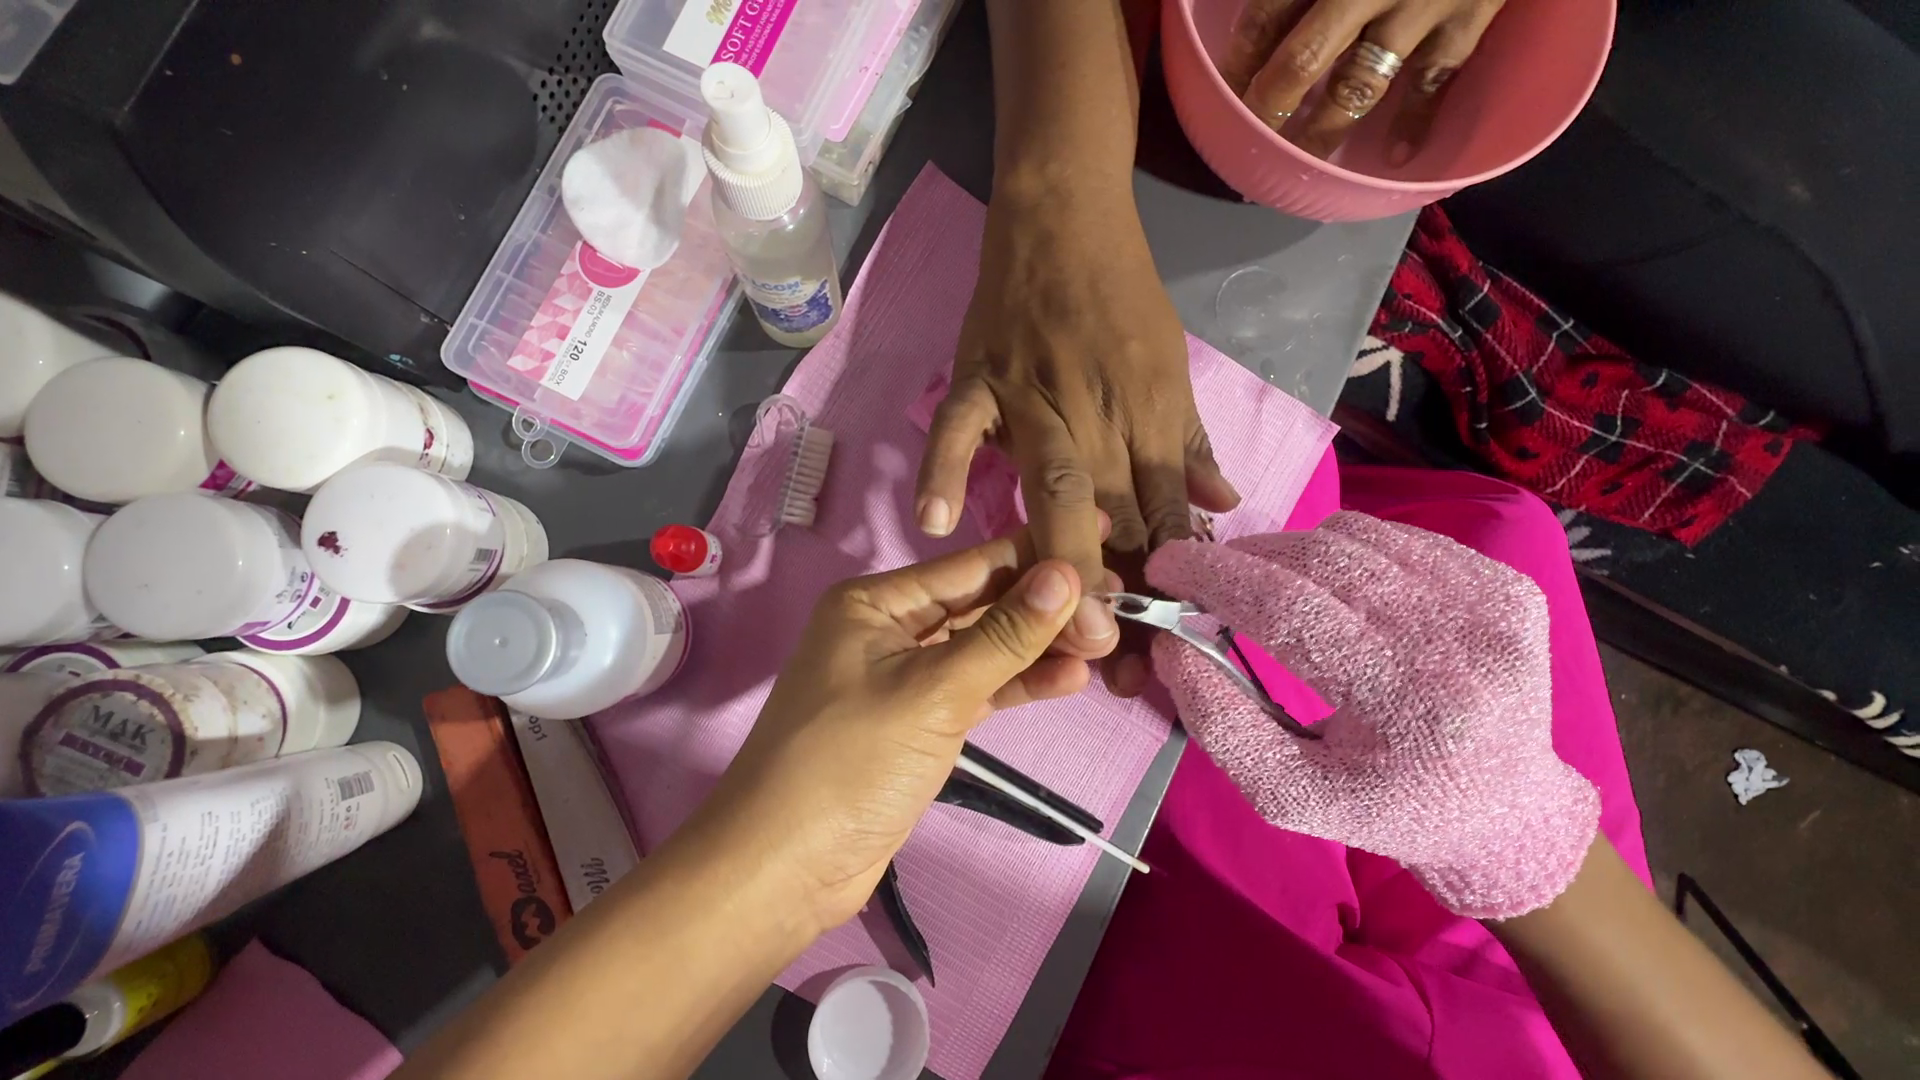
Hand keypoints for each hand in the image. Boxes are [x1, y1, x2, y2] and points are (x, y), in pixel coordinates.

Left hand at [695, 533, 1086, 931]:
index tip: (1100, 543)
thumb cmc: (850, 762)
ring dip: (1039, 648)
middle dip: (1045, 607)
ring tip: (1106, 645)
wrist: (787, 866)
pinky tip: (1069, 680)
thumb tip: (1066, 574)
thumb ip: (1003, 635)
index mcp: (875, 602)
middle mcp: (890, 628)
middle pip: (981, 605)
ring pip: (985, 649)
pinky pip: (978, 689)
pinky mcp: (921, 721)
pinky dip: (1017, 685)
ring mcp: (907, 676)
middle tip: (1117, 606)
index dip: (1036, 557)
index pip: (970, 566)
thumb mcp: (932, 692)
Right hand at [915, 182, 1239, 690]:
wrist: (1063, 214)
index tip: (1167, 645)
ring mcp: (1034, 396)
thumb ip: (1190, 439)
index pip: (1165, 509)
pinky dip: (944, 469)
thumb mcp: (1171, 362)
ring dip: (1061, 557)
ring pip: (1052, 485)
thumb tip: (1220, 505)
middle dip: (1121, 593)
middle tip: (1118, 669)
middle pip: (1116, 515)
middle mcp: (1099, 416)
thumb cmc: (1121, 292)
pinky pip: (958, 429)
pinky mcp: (979, 377)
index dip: (1169, 578)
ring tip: (1060, 632)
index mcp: (1149, 413)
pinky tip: (934, 524)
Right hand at [1145, 512, 1597, 917]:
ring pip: (1351, 536)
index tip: (1163, 564)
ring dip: (1286, 551)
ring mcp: (1492, 603)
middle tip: (1199, 573)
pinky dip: (1340, 549)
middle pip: (1316, 560)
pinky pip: (1392, 537)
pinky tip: (1330, 587)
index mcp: (1409, 702)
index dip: (1213, 576)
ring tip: (1263, 585)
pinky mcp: (1507, 583)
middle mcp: (1461, 639)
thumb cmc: (1386, 809)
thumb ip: (1219, 723)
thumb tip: (1170, 643)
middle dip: (1240, 557)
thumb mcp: (1286, 795)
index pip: (1287, 608)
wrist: (1507, 811)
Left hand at [1217, 0, 1505, 162]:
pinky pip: (1436, 81)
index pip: (1265, 18)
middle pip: (1302, 61)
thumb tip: (1269, 2)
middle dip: (1269, 107)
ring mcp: (1422, 7)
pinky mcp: (1470, 17)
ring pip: (1357, 86)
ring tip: (1300, 159)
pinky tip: (1395, 156)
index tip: (1224, 91)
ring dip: (1322, 130)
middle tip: (1251, 136)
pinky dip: (1415, 121)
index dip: (1240, 61)